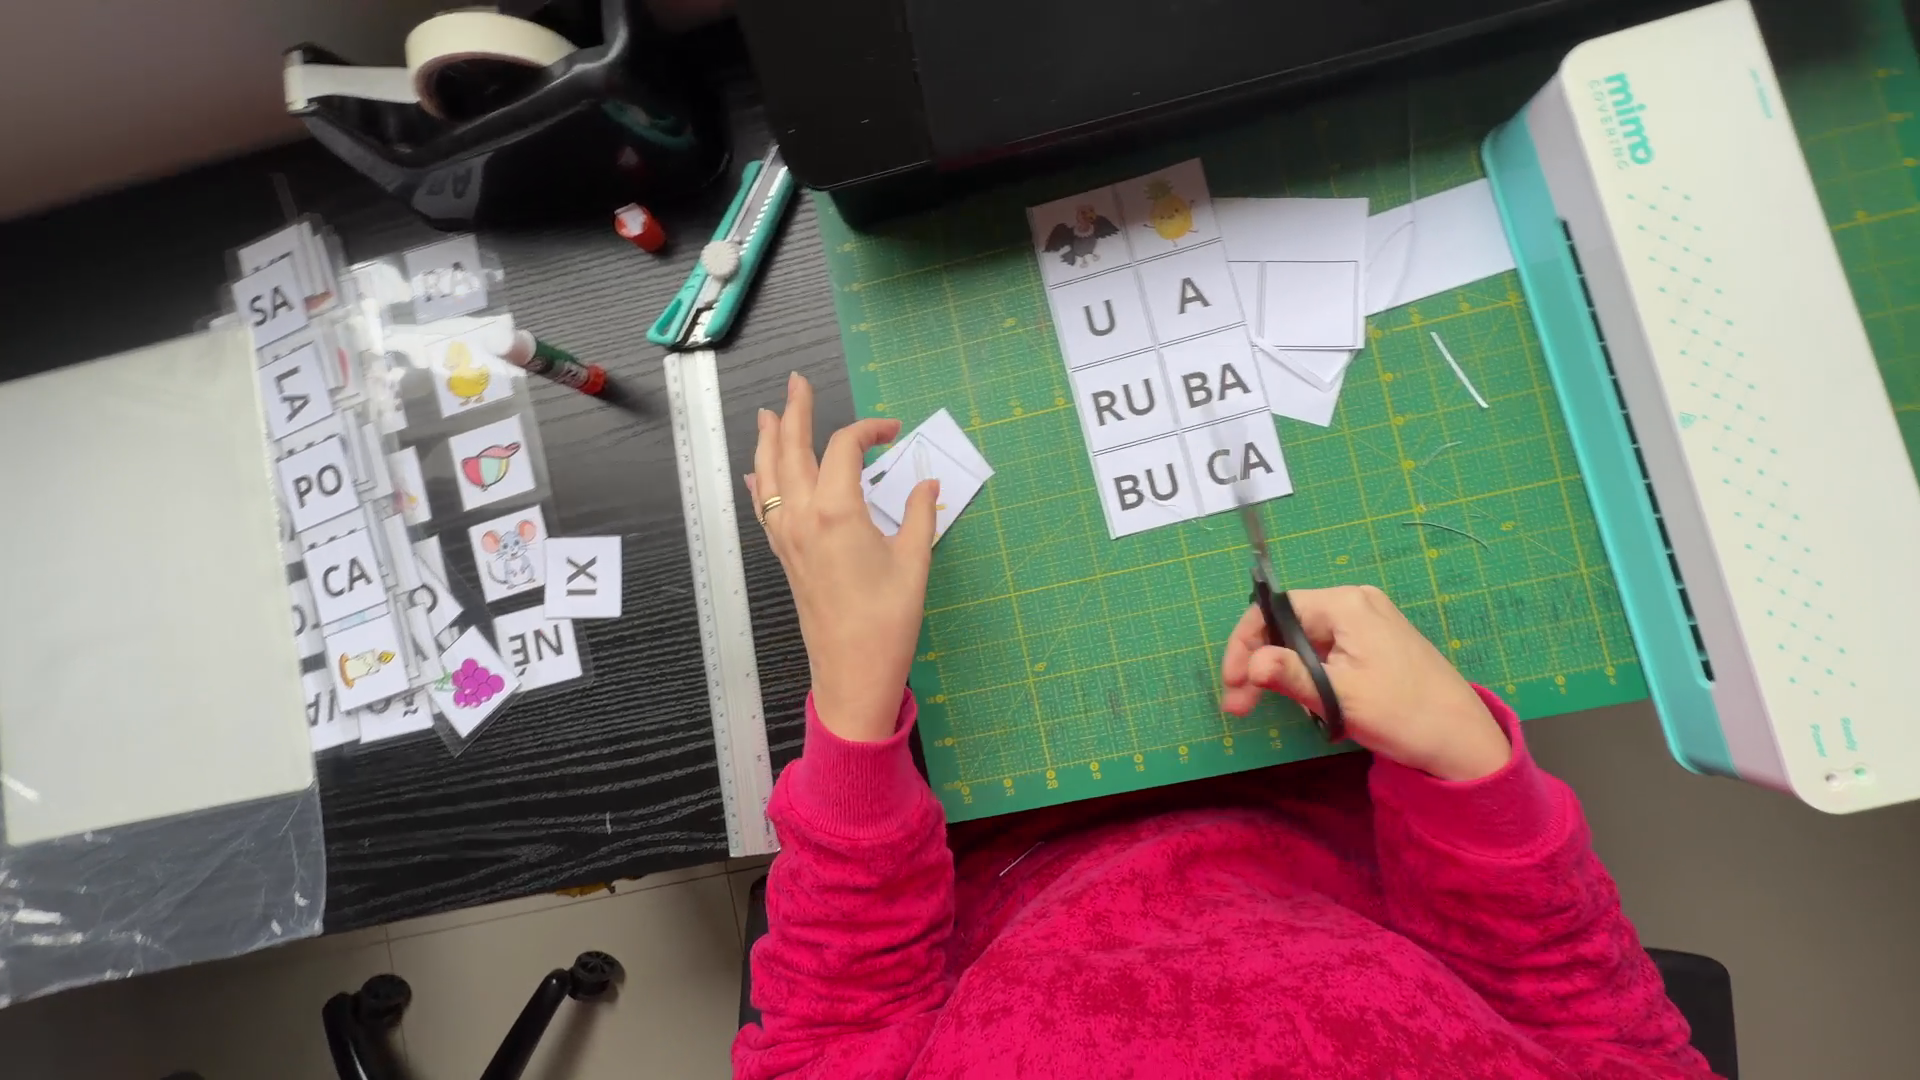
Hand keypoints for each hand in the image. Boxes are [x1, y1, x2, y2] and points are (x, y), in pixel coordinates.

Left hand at [748, 373, 939, 742]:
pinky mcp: (784, 555)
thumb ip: (918, 514)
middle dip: (796, 412)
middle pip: (793, 449)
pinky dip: (760, 483)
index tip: (893, 430)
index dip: (869, 429)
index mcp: (836, 509)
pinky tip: (756, 473)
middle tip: (797, 382)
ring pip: (770, 475)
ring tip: (770, 415)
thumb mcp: (914, 561)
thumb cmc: (888, 618)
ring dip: (770, 440)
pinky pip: (764, 508)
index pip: (844, 448)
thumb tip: (927, 484)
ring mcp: (786, 536)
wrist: (852, 672)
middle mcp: (802, 515)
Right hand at [1219, 585, 1510, 780]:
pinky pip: (1320, 650)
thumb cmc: (1403, 714)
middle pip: (1285, 625)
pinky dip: (1300, 673)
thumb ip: (1288, 676)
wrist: (1464, 743)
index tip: (1231, 681)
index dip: (1245, 643)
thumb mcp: (1338, 697)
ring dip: (1275, 671)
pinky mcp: (1369, 643)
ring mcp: (1364, 622)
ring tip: (1256, 705)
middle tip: (1238, 704)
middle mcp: (1353, 603)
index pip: (1274, 610)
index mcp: (1346, 605)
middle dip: (1257, 663)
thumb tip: (1248, 665)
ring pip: (1299, 640)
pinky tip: (1294, 698)